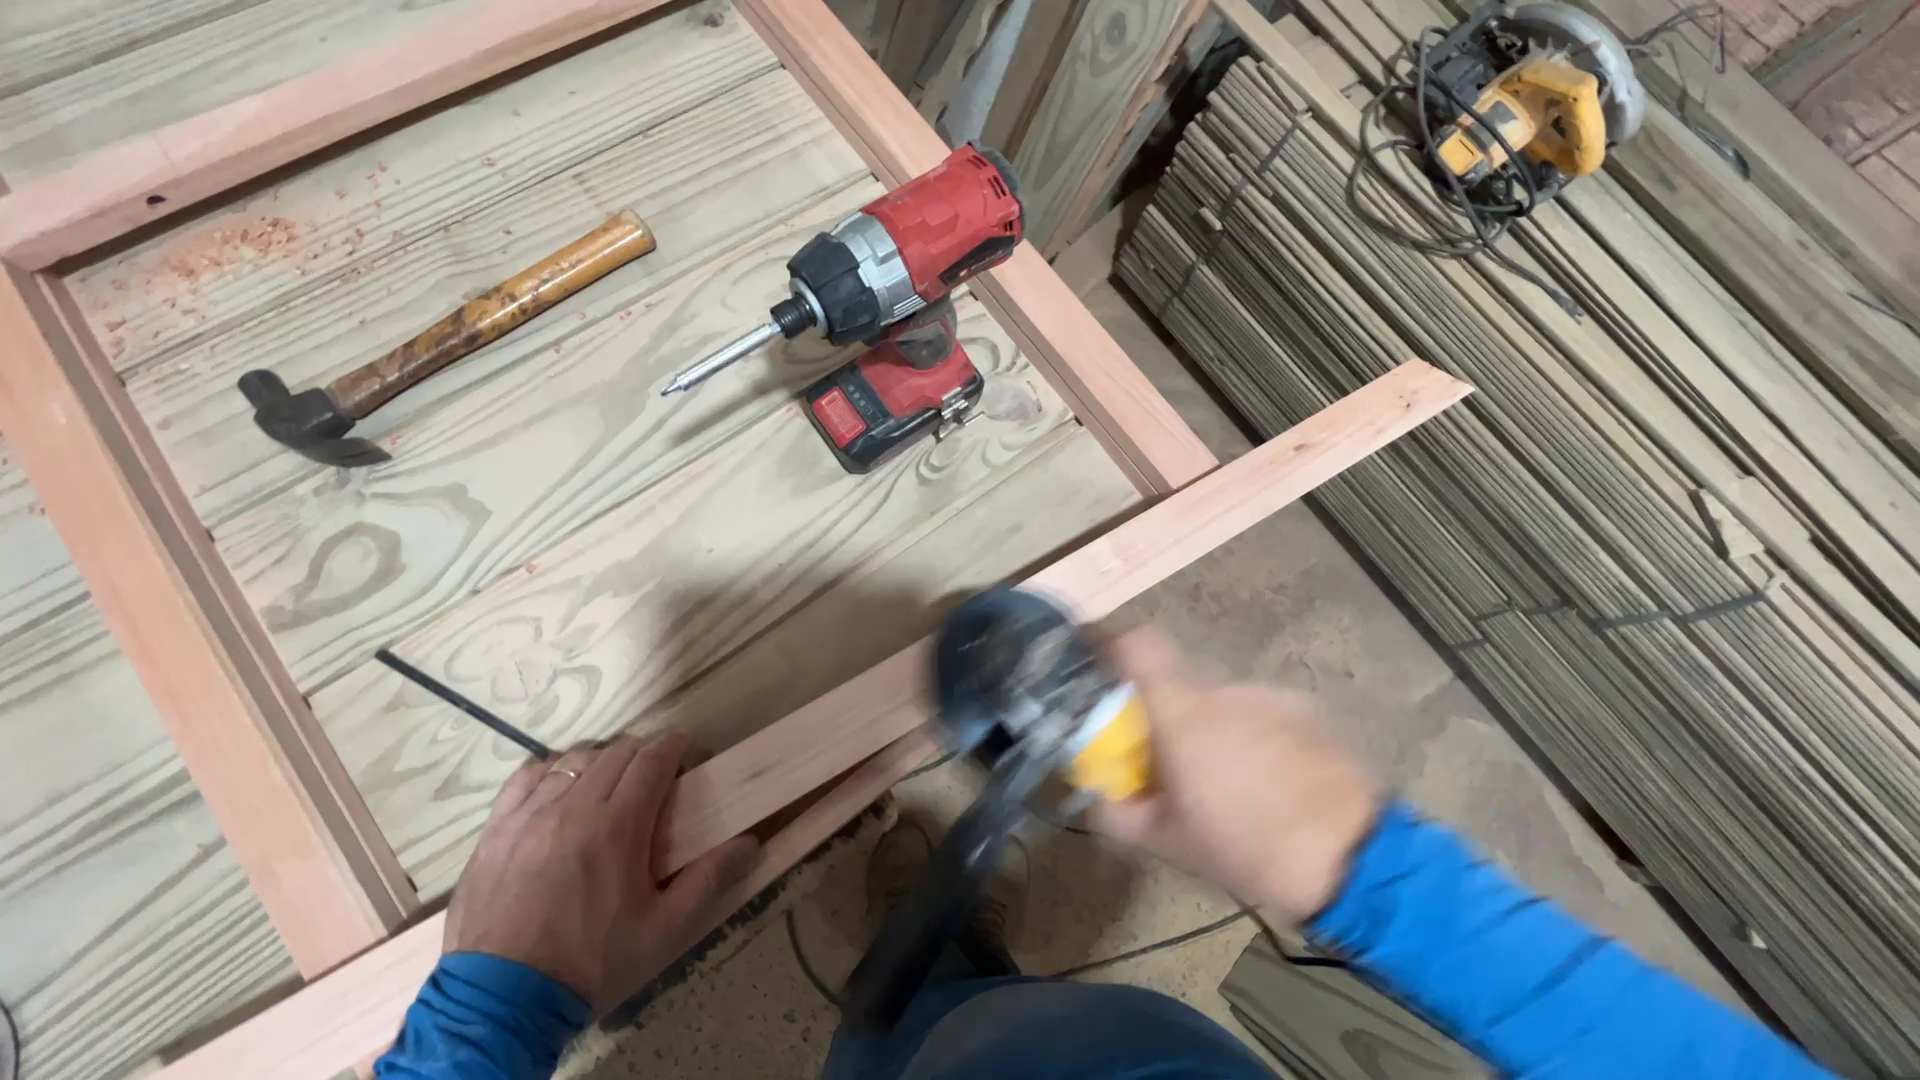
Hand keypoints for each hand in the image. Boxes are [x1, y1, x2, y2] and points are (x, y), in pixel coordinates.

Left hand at [445, 733, 759, 1013]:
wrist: (500, 1003)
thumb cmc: (591, 962)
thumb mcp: (662, 931)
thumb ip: (708, 881)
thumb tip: (750, 844)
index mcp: (617, 826)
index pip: (652, 760)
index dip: (674, 745)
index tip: (688, 746)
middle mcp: (572, 807)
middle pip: (615, 753)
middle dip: (643, 751)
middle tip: (657, 770)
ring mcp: (528, 815)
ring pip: (572, 758)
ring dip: (600, 759)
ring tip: (610, 779)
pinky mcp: (496, 829)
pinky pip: (526, 776)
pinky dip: (551, 770)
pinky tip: (559, 786)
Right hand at [1096, 628, 1382, 921]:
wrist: (1352, 860)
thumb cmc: (1246, 848)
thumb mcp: (1167, 843)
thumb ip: (1119, 813)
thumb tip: (1101, 794)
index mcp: (1182, 712)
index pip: (1137, 645)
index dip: (1110, 640)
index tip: (1094, 655)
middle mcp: (1224, 689)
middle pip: (1177, 680)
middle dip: (1162, 710)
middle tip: (1164, 755)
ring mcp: (1270, 696)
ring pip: (1220, 700)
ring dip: (1208, 726)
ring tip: (1223, 778)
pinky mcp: (1307, 711)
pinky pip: (1258, 712)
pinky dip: (1248, 734)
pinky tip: (1266, 779)